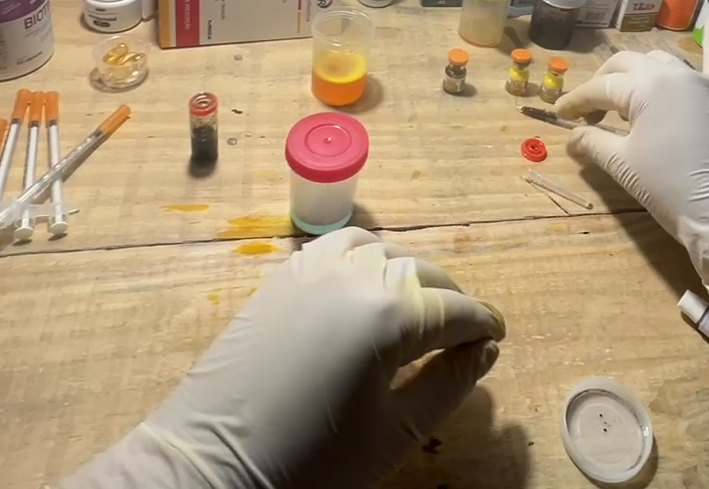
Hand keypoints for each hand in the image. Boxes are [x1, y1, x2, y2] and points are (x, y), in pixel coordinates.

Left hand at [62, 227, 504, 488]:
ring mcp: (320, 264)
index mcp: (391, 314)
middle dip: (453, 299)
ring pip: (388, 251)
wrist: (210, 464)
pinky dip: (372, 257)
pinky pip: (346, 244)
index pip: (458, 309)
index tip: (498, 336)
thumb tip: (486, 350)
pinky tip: (372, 283)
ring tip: (420, 309)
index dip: (485, 323)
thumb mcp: (395, 434)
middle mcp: (360, 273)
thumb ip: (450, 384)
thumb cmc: (311, 463)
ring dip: (414, 275)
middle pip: (427, 272)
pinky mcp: (290, 269)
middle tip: (463, 333)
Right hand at [556, 19, 708, 297]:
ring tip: (626, 92)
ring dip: (639, 70)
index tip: (561, 116)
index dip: (576, 102)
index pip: (600, 88)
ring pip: (661, 61)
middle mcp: (671, 73)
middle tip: (590, 113)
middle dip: (603, 84)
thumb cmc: (670, 187)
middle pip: (626, 66)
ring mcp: (700, 81)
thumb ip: (593, 142)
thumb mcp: (623, 165)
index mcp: (643, 86)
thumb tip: (573, 136)